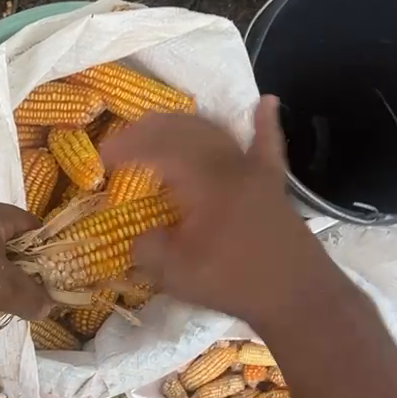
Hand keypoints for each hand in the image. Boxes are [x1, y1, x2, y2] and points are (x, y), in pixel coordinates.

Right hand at [102, 96, 348, 332]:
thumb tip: (140, 237)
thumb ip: (148, 248)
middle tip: (123, 139)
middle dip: (150, 130)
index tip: (101, 157)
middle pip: (187, 131)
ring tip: (162, 123)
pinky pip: (267, 145)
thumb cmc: (231, 282)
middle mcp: (229, 165)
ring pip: (219, 132)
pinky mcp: (272, 184)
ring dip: (187, 123)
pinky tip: (263, 103)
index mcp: (204, 182)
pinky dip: (263, 123)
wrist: (295, 294)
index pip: (159, 149)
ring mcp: (254, 171)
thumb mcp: (174, 273)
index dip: (127, 148)